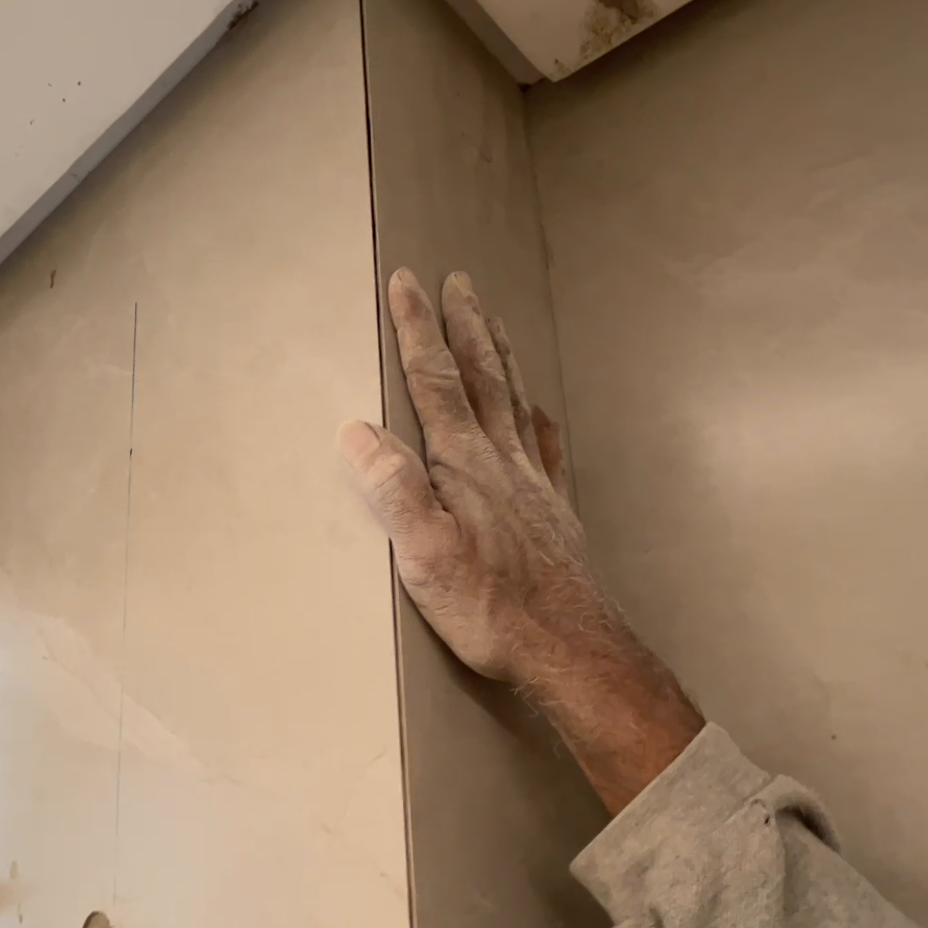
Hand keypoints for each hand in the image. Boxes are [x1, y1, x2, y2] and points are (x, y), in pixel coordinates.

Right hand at [337, 268, 702, 810]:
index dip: (419, 331)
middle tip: (460, 280)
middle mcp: (501, 460)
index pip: (436, 383)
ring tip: (493, 319)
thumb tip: (358, 430)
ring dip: (501, 354)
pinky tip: (539, 406)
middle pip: (483, 377)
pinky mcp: (553, 506)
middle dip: (465, 325)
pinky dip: (538, 413)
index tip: (408, 284)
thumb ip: (394, 489)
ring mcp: (533, 480)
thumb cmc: (489, 607)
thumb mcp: (424, 555)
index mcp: (464, 464)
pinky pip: (546, 444)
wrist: (569, 646)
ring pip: (515, 399)